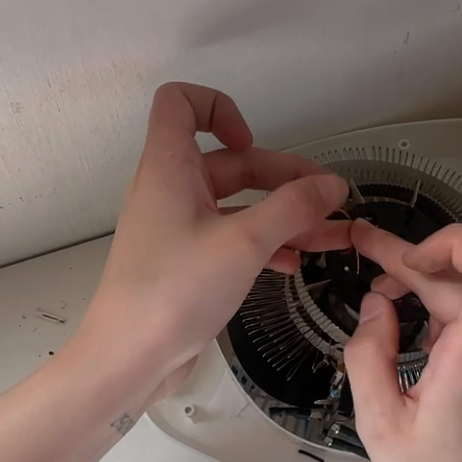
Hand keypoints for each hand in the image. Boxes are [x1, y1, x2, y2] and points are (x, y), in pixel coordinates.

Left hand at [74, 83, 349, 393]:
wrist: (129, 358)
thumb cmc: (174, 292)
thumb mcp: (244, 243)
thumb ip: (292, 208)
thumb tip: (332, 184)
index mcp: (169, 168)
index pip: (181, 103)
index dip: (220, 107)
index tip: (254, 140)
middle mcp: (170, 192)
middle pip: (230, 164)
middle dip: (282, 178)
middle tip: (328, 201)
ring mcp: (178, 231)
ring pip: (237, 208)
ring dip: (282, 217)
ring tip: (329, 236)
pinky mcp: (186, 266)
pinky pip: (230, 242)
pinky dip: (263, 246)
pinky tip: (295, 265)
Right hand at [344, 220, 461, 461]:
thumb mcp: (378, 424)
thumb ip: (369, 355)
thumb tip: (376, 305)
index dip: (454, 243)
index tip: (408, 258)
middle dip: (414, 262)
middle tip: (364, 253)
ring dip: (429, 287)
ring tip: (382, 297)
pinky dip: (446, 311)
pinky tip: (414, 331)